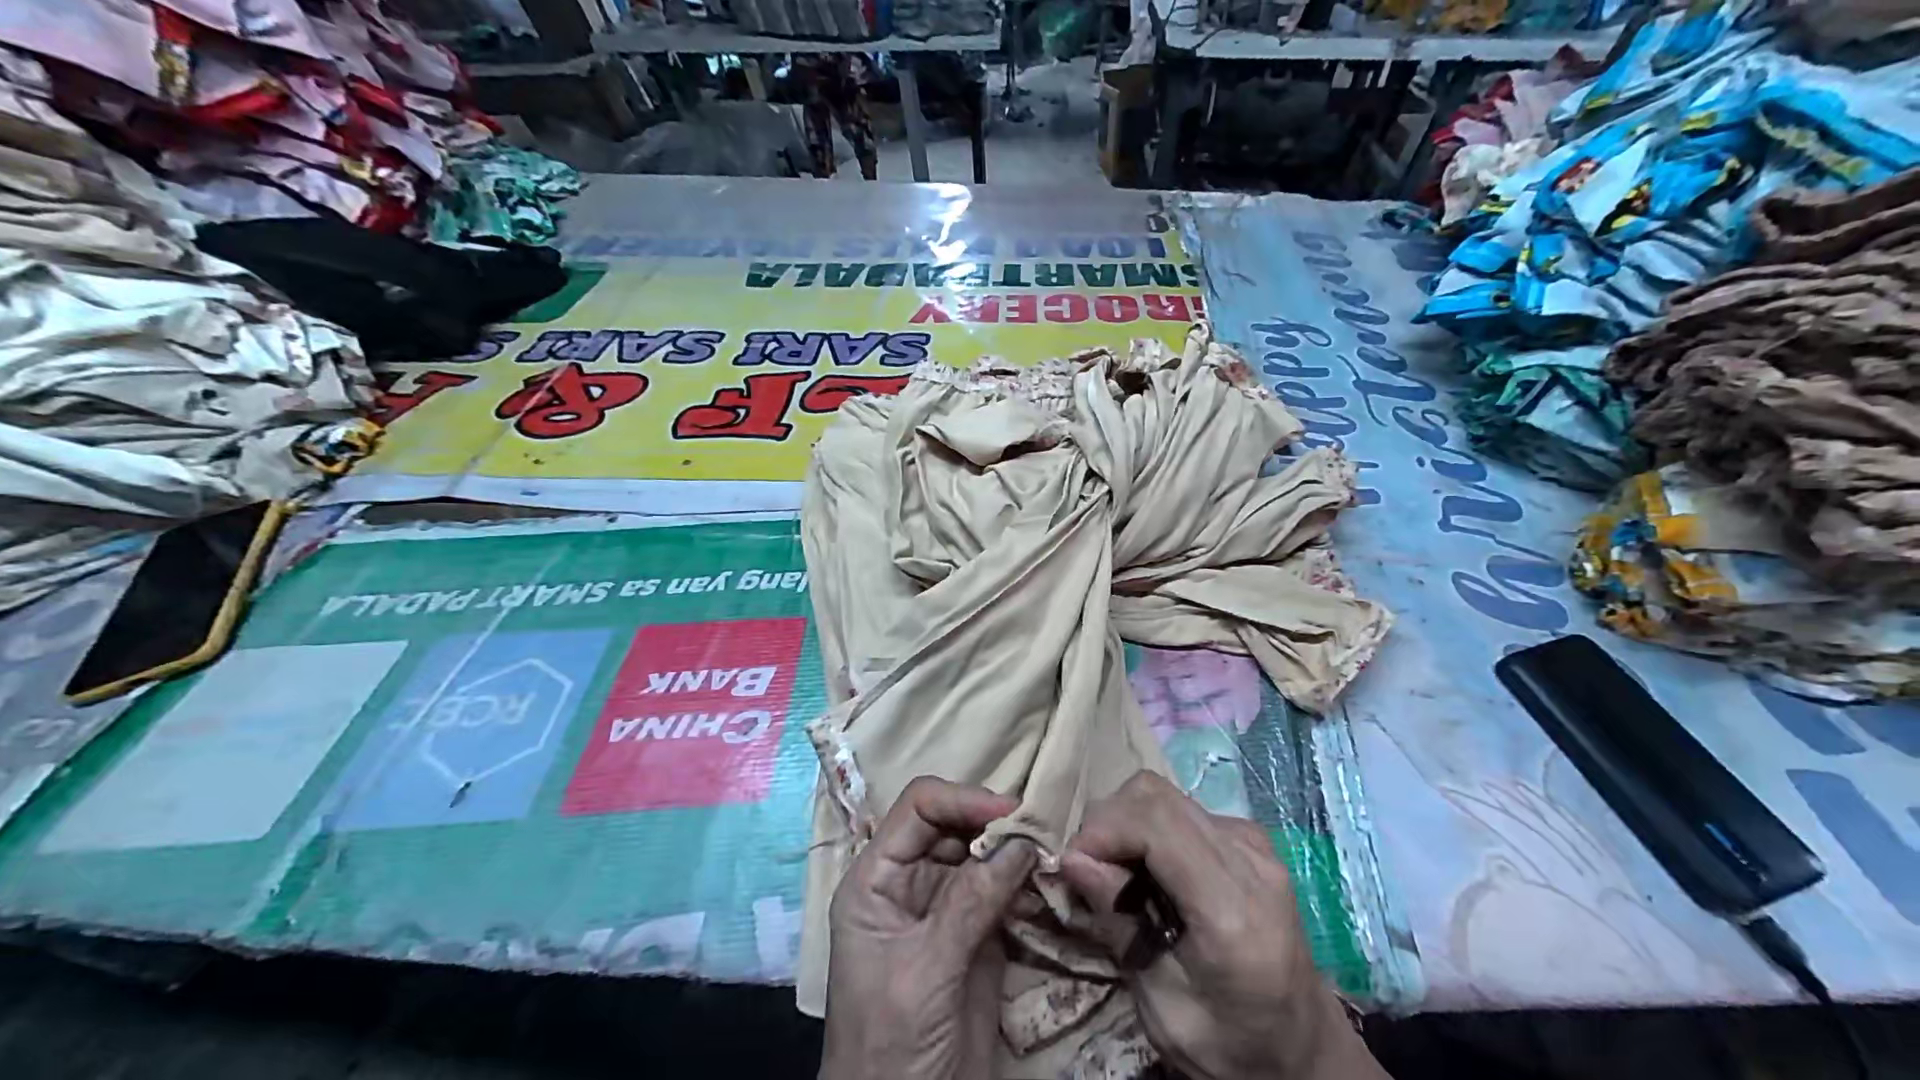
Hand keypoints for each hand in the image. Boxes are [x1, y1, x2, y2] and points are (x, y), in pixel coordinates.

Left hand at [821, 776, 1037, 1079]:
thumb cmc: (890, 1042)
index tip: (1010, 812)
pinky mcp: (977, 932)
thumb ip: (970, 903)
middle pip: (953, 824)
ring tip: (1052, 849)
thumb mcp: (925, 969)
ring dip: (1015, 849)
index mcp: (877, 877)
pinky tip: (1049, 879)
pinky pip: (1002, 890)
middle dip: (994, 822)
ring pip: (981, 854)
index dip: (962, 800)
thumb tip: (1022, 843)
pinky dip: (1026, 881)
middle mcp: (910, 880)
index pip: (918, 809)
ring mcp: (945, 905)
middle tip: (1042, 830)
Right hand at [1061, 772, 1387, 1079]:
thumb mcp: (1165, 1011)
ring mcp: (1253, 842)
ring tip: (1115, 871)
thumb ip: (1121, 928)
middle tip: (1088, 870)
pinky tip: (1148, 871)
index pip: (1156, 823)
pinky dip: (1147, 827)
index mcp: (1233, 909)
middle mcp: (1249, 859)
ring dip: (1124, 822)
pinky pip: (1180, 808)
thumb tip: (1072, 860)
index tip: (1071, 867)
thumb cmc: (1232, 1045)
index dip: (1102, 831)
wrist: (1305, 1050)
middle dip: (1106, 822)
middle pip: (1154, 795)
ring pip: (1163, 794)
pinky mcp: (1249, 838)